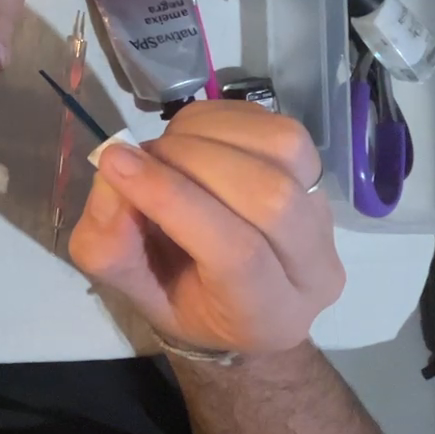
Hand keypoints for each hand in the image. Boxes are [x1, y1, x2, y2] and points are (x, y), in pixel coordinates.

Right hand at [68, 102, 345, 354]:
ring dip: (207, 134)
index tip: (114, 162)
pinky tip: (193, 135)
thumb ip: (110, 243)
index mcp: (263, 315)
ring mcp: (324, 220)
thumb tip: (113, 175)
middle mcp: (312, 271)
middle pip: (267, 196)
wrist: (230, 293)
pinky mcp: (318, 177)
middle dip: (187, 160)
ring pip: (283, 152)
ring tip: (166, 146)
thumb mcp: (126, 287)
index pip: (235, 252)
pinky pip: (280, 130)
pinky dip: (224, 119)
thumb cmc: (176, 295)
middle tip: (138, 156)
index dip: (171, 197)